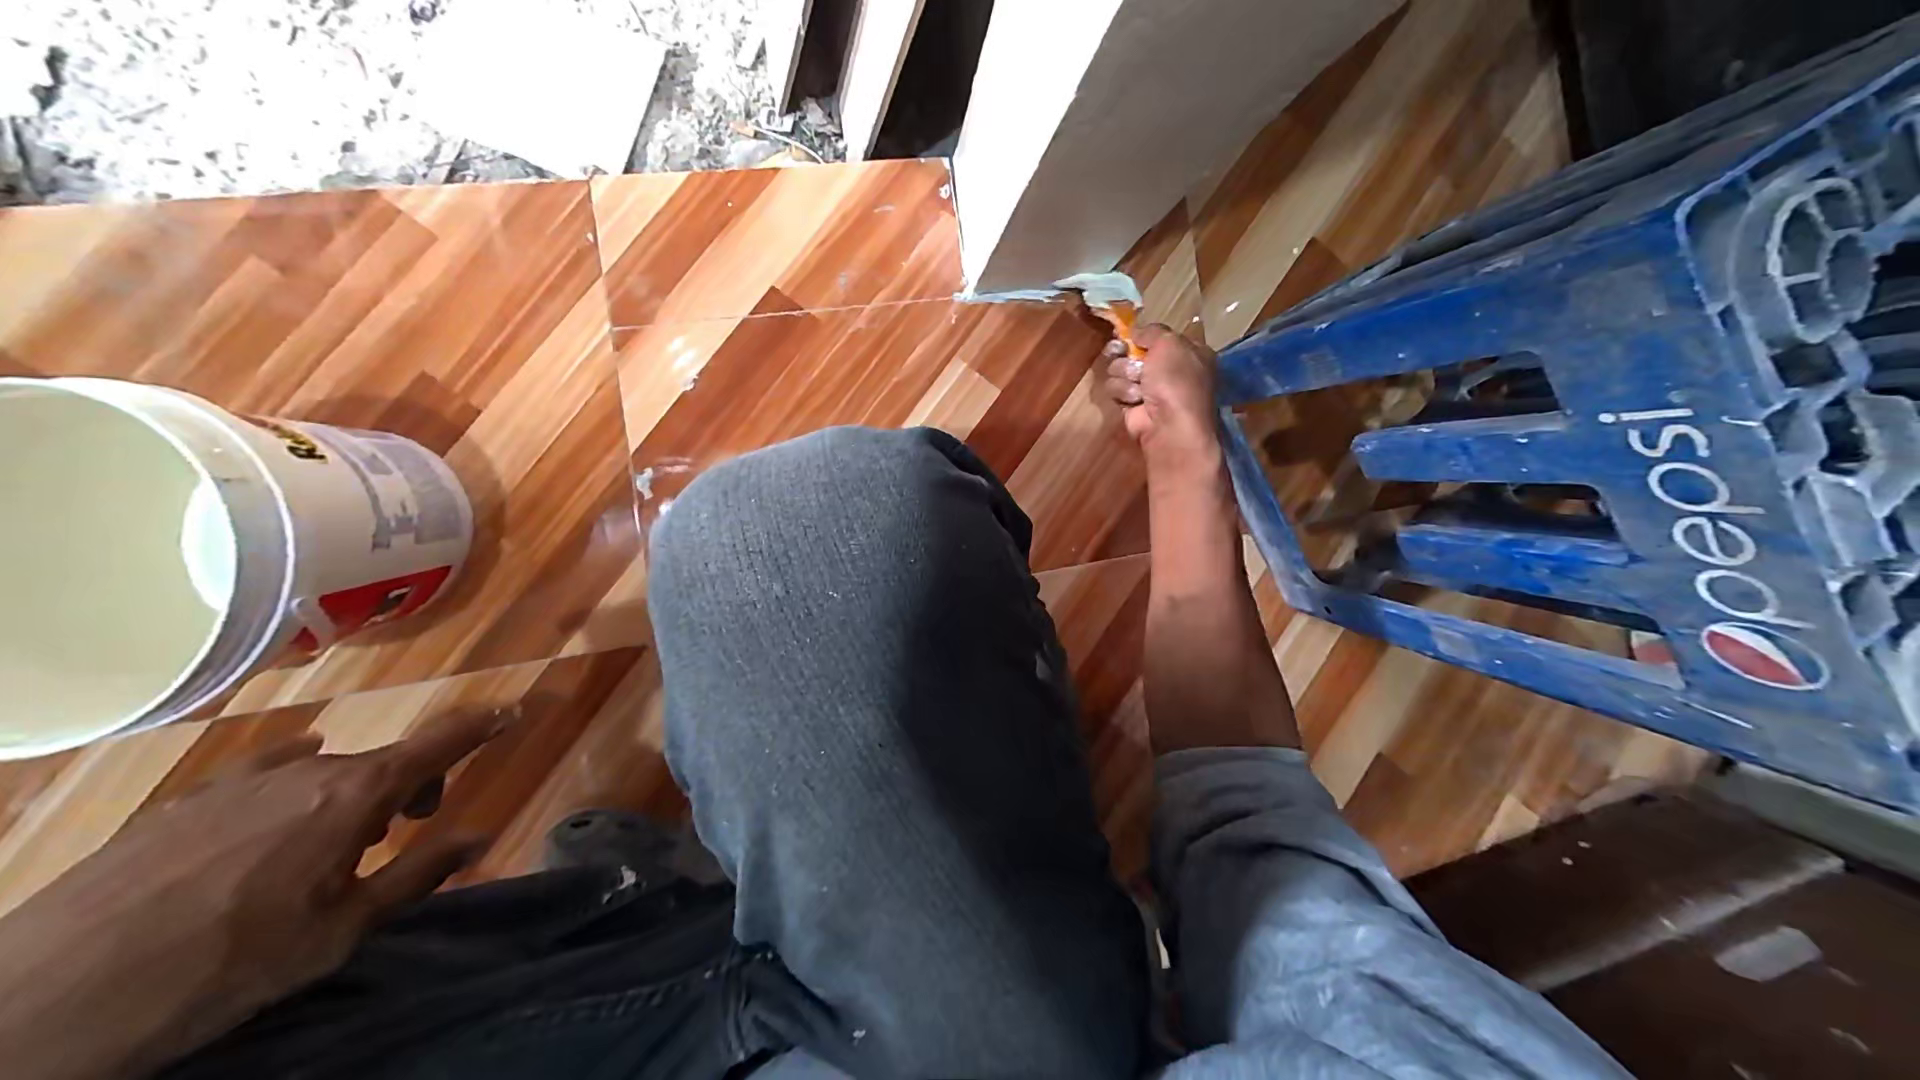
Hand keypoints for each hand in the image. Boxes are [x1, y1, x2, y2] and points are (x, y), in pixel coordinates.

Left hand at [0, 708, 513, 1079]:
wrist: (43, 1002)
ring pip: (325, 770)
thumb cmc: (223, 968)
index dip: (481, 726)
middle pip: (384, 761)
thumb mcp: (340, 933)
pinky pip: (265, 773)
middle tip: (403, 831)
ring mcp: (239, 780)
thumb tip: (480, 833)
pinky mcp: (185, 800)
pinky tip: (272, 818)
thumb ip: (418, 873)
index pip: (439, 744)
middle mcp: (307, 770)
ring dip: (349, 795)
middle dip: (410, 787)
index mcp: (354, 796)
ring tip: (325, 848)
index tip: (513, 711)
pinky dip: (293, 785)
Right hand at [1102, 323, 1219, 458]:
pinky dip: (1122, 392)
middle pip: (1135, 351)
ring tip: (1137, 383)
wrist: (1170, 426)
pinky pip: (1116, 389)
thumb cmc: (1176, 380)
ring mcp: (1150, 389)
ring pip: (1120, 369)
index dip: (1145, 335)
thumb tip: (1136, 331)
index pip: (1160, 337)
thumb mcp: (1169, 343)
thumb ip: (1152, 331)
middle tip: (1120, 351)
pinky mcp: (1132, 405)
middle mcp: (1169, 371)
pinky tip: (1134, 399)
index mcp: (1188, 353)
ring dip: (1125, 373)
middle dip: (1125, 352)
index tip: (1131, 333)